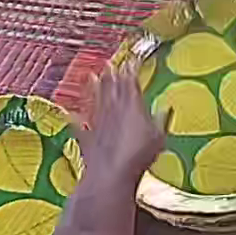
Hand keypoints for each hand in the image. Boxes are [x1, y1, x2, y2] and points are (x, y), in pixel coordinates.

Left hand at [79, 64, 164, 186]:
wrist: (110, 175)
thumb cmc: (137, 155)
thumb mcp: (158, 136)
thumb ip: (161, 119)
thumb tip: (165, 109)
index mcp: (132, 105)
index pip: (131, 80)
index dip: (131, 68)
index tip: (132, 59)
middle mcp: (112, 109)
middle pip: (111, 86)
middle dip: (111, 72)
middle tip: (110, 62)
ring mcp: (98, 122)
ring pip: (95, 99)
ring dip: (93, 87)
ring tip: (90, 75)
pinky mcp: (87, 138)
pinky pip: (79, 124)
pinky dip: (74, 118)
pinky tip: (70, 113)